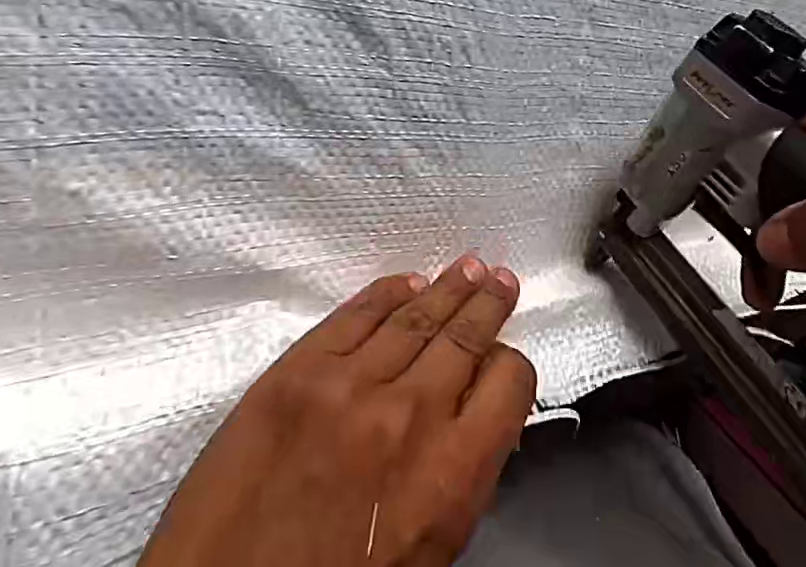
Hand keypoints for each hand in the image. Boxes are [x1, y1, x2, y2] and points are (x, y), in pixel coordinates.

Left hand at [139, 255, 536, 566]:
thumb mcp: (431, 544)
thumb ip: (464, 470)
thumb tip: (480, 412)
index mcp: (451, 471)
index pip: (509, 381)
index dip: (510, 365)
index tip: (501, 359)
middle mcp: (409, 417)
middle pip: (466, 336)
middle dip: (489, 304)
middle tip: (502, 280)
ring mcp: (348, 388)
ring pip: (417, 317)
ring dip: (449, 287)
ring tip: (470, 267)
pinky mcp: (295, 374)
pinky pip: (356, 314)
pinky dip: (386, 293)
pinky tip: (406, 283)